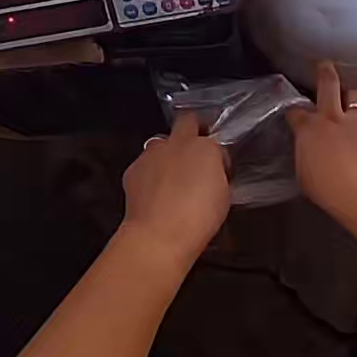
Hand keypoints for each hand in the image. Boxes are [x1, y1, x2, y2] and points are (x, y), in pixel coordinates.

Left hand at [120, 111, 229, 267]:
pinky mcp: (132, 169)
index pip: (216, 143)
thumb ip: (217, 176)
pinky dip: (150, 175)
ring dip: (167, 154)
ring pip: (160, 143)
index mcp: (206, 148)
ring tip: (170, 179)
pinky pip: (144, 165)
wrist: (159, 235)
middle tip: (195, 154)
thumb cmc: (200, 218)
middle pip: (186, 121)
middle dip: (192, 130)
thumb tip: (210, 174)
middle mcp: (178, 143)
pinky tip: (153, 194)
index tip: (219, 172)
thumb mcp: (223, 196)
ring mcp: (152, 154)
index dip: (217, 156)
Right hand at [286, 61, 356, 219]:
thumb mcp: (303, 172)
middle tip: (324, 65)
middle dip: (325, 72)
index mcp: (308, 128)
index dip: (293, 112)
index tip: (293, 114)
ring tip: (350, 97)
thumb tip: (308, 150)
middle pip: (328, 84)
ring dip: (351, 97)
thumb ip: (304, 153)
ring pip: (354, 98)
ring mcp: (355, 124)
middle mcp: (332, 119)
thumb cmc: (328, 188)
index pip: (295, 112)